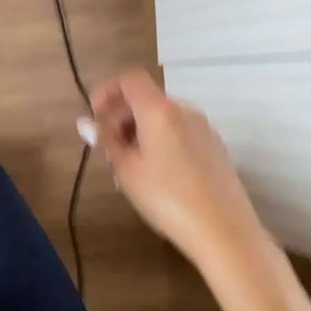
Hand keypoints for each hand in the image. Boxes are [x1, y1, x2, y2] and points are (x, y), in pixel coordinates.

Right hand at [89, 70, 266, 266]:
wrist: (224, 231)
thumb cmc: (167, 197)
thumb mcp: (127, 170)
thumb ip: (106, 140)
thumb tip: (87, 122)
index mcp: (160, 110)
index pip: (130, 80)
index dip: (107, 91)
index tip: (95, 117)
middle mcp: (185, 111)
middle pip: (147, 100)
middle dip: (122, 118)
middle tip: (110, 152)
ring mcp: (204, 129)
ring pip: (164, 119)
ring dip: (142, 133)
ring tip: (132, 169)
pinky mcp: (216, 148)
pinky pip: (181, 134)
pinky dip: (162, 143)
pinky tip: (159, 177)